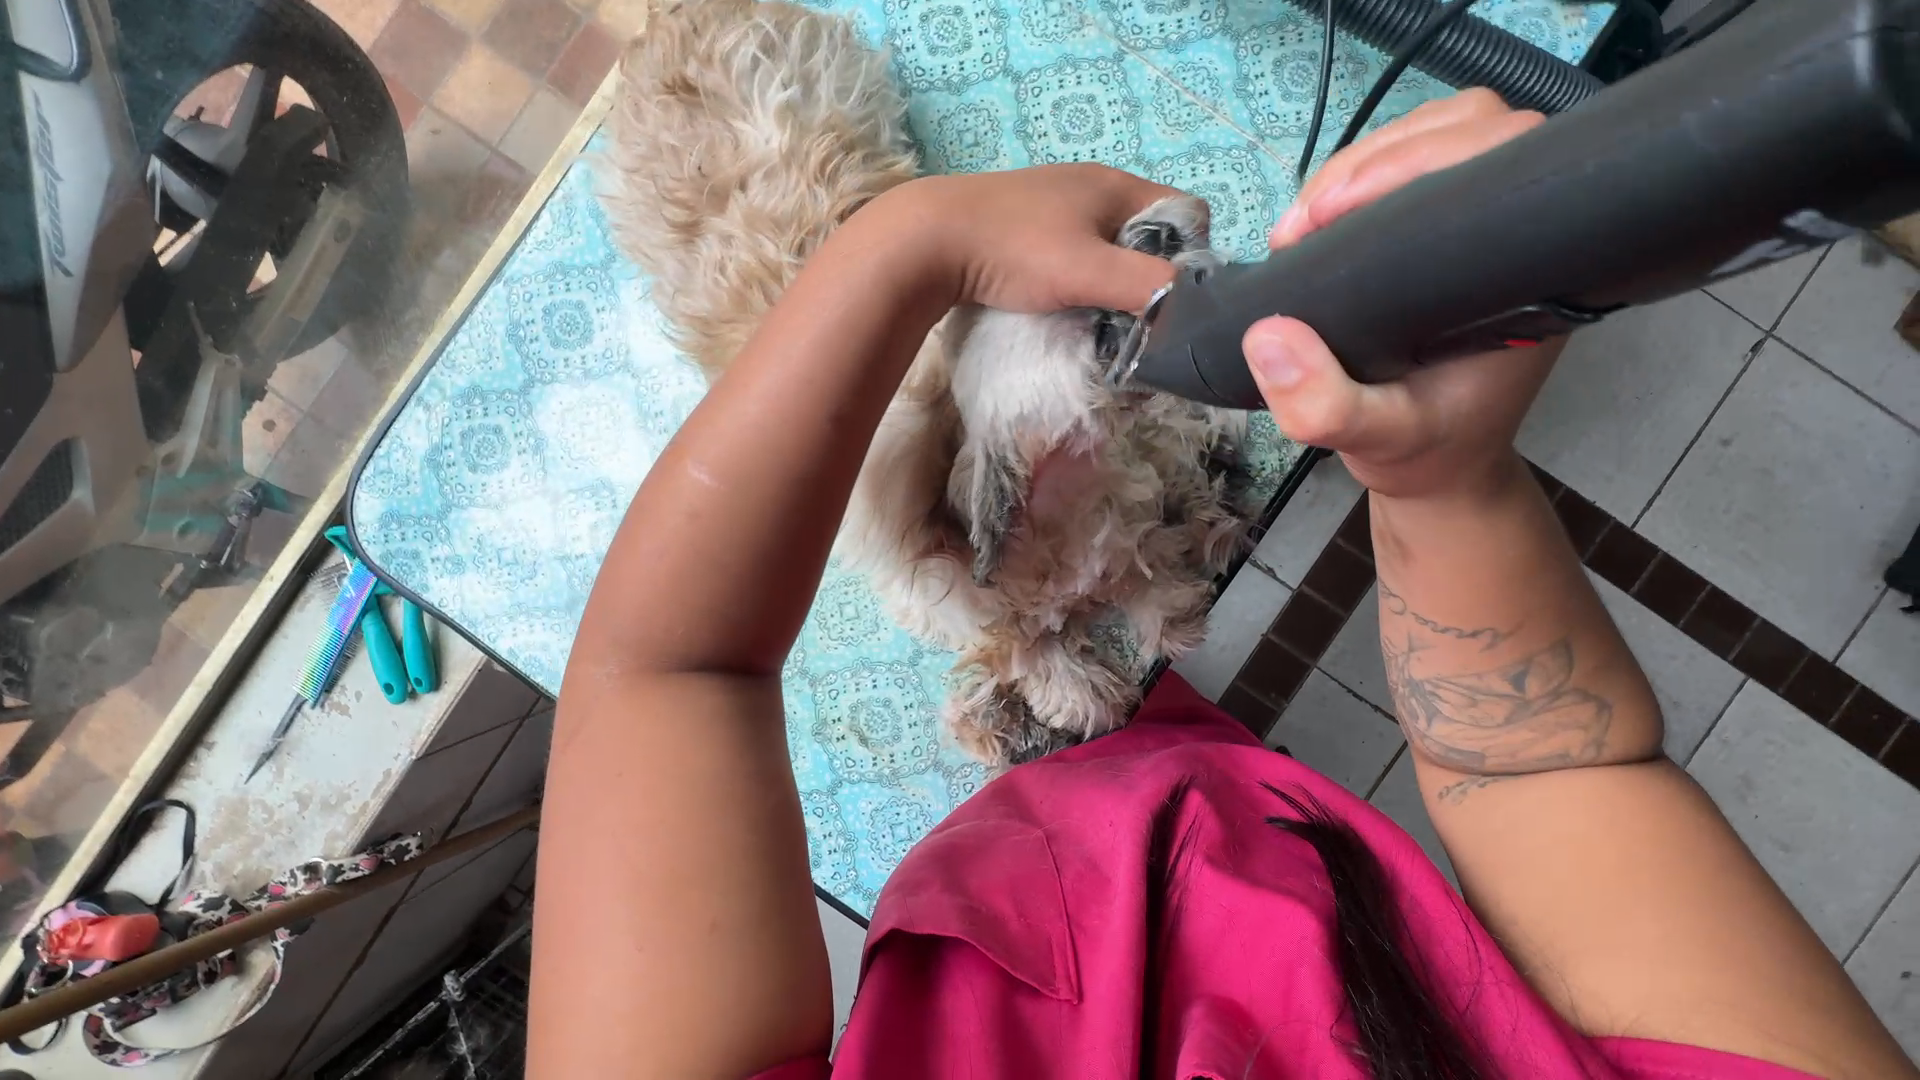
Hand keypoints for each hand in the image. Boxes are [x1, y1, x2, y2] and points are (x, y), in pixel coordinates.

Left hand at [860, 164, 1182, 314]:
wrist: (927, 242)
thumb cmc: (1015, 249)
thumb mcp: (1090, 271)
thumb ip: (1148, 289)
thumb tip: (1191, 312)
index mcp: (1116, 185)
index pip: (1187, 214)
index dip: (1192, 258)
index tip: (1174, 303)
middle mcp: (1091, 189)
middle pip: (1147, 238)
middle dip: (1149, 281)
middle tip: (1137, 324)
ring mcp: (1055, 210)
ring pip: (1108, 253)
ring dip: (1111, 290)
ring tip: (1100, 325)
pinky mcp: (1025, 233)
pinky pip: (1073, 261)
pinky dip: (1079, 287)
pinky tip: (1063, 311)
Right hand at [1247, 89, 1558, 499]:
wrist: (1437, 470)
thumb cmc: (1422, 452)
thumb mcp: (1372, 441)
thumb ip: (1324, 406)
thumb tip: (1266, 335)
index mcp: (1525, 268)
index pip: (1495, 161)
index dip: (1411, 161)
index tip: (1328, 212)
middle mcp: (1516, 236)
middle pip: (1464, 133)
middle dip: (1370, 162)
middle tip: (1301, 224)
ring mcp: (1483, 234)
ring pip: (1436, 143)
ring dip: (1359, 168)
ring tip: (1303, 223)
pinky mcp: (1447, 242)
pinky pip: (1412, 178)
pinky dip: (1358, 184)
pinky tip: (1321, 222)